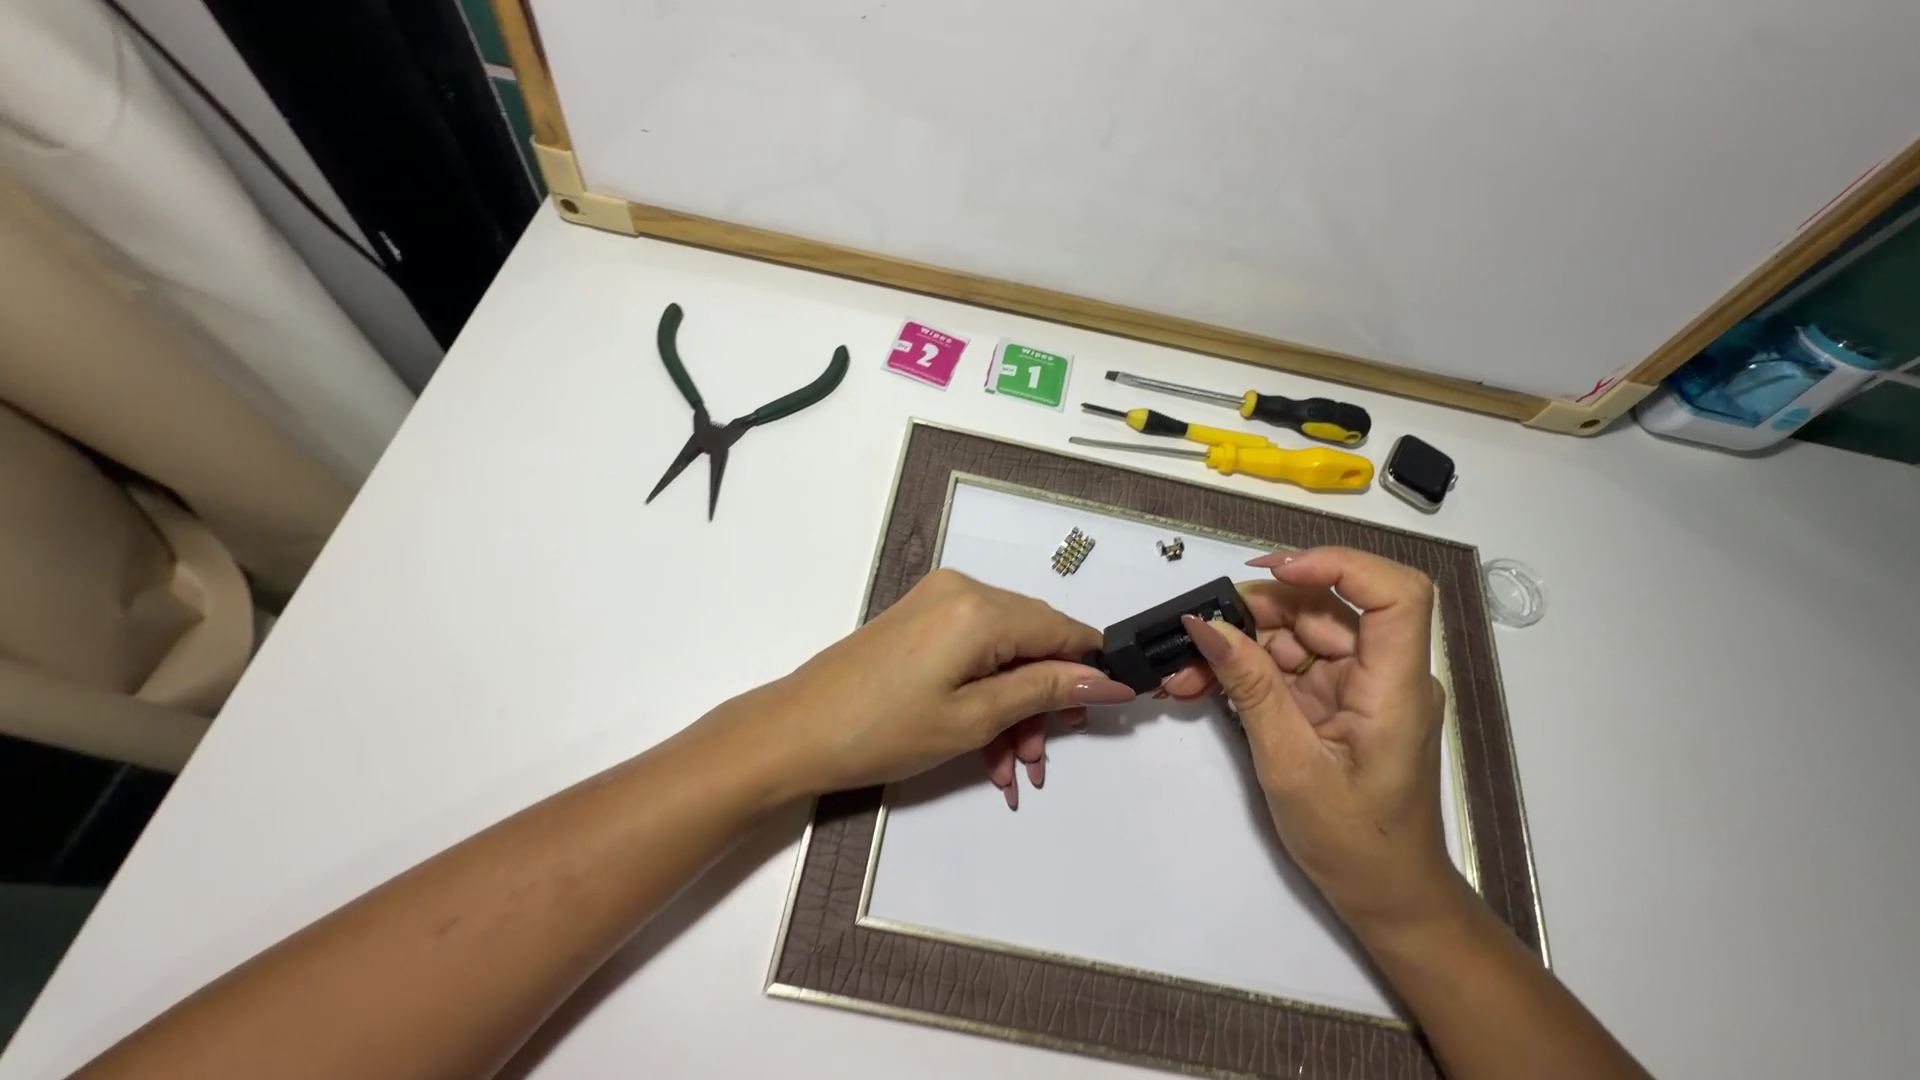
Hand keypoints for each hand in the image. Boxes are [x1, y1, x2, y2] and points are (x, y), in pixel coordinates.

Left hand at [716, 569, 1134, 803]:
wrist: (796, 732)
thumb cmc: (883, 731)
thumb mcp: (974, 717)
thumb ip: (1045, 690)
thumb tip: (1108, 678)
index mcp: (979, 607)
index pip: (1061, 629)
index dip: (1092, 668)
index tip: (1114, 706)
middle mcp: (961, 590)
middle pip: (1032, 641)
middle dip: (1045, 701)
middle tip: (1042, 757)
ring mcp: (936, 602)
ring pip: (1003, 652)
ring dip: (1014, 707)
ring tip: (1011, 766)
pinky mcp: (919, 619)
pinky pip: (973, 652)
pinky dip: (986, 693)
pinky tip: (986, 747)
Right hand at [1168, 547, 1463, 930]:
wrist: (1384, 894)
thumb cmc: (1351, 841)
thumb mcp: (1289, 763)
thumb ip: (1250, 687)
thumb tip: (1205, 626)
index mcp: (1395, 687)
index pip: (1394, 593)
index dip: (1338, 565)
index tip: (1273, 571)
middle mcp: (1383, 674)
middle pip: (1325, 609)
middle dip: (1257, 614)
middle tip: (1198, 636)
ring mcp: (1359, 686)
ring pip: (1298, 634)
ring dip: (1239, 645)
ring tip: (1187, 672)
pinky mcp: (1336, 701)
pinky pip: (1288, 666)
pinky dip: (1246, 671)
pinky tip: (1203, 685)